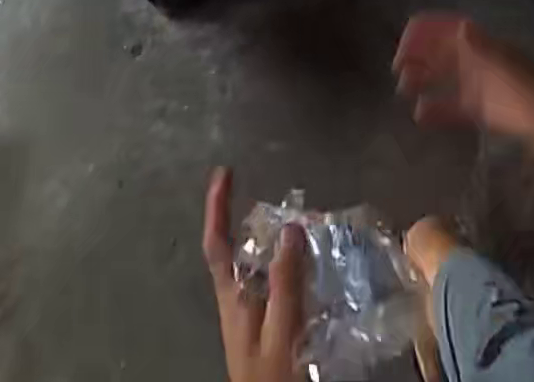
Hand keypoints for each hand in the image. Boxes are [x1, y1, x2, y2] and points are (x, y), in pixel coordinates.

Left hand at [203, 167, 306, 381]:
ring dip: (281, 239)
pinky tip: (316, 261)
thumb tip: (291, 226)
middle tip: (291, 200)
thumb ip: (285, 281)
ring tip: (311, 223)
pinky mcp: (270, 323)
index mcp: (233, 297)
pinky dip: (295, 263)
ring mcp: (254, 311)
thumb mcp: (280, 330)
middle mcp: (239, 298)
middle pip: (242, 247)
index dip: (217, 207)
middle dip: (258, 217)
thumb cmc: (270, 377)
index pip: (217, 243)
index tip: (223, 172)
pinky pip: (280, 281)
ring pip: (264, 262)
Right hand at [392, 10, 533, 140]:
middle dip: (415, 56)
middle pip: (436, 50)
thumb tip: (461, 25)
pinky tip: (420, 116)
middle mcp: (472, 58)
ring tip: (403, 90)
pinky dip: (435, 108)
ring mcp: (475, 83)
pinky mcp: (479, 108)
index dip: (420, 34)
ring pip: (440, 76)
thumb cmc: (531, 88)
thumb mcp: (505, 65)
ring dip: (421, 78)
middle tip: (397, 72)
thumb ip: (481, 47)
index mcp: (477, 42)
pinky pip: (451, 105)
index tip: (402, 49)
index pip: (441, 27)